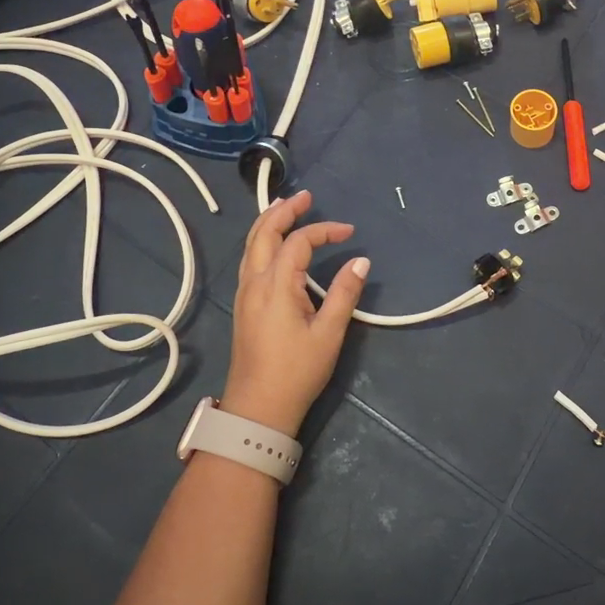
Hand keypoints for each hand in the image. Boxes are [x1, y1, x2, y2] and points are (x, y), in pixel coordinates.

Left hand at [221, 190, 367, 437]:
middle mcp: (255, 281)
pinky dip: (263, 240)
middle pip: (264, 232)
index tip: (350, 234)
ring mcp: (244, 293)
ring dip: (269, 222)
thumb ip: (344, 293)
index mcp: (276, 284)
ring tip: (286, 207)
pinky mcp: (243, 304)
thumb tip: (361, 261)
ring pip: (252, 244)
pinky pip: (250, 259)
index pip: (299, 242)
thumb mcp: (329, 333)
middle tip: (306, 196)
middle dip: (284, 210)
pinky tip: (274, 244)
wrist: (257, 408)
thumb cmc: (296, 371)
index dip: (324, 231)